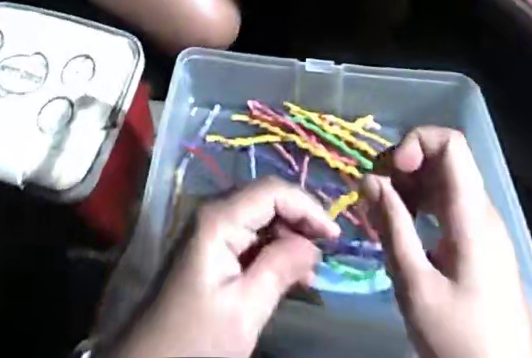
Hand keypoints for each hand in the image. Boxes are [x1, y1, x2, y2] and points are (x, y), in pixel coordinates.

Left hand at [109, 178, 336, 357]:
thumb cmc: (195, 341)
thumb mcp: (244, 312)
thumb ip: (280, 269)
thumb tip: (312, 243)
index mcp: (218, 218)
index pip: (271, 190)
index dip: (307, 206)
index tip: (336, 237)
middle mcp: (211, 212)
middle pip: (265, 198)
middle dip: (299, 218)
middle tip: (327, 252)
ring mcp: (207, 229)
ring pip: (258, 215)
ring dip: (287, 234)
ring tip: (312, 268)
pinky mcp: (207, 248)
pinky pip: (247, 234)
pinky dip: (271, 247)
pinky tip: (289, 272)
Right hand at [363, 128, 531, 357]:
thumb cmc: (462, 342)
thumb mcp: (416, 287)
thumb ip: (392, 227)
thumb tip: (369, 179)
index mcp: (472, 215)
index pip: (451, 142)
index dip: (415, 142)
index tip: (389, 172)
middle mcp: (482, 212)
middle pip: (444, 157)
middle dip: (403, 165)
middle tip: (373, 194)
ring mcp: (483, 230)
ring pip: (443, 180)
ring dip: (408, 186)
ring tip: (379, 214)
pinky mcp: (479, 247)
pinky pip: (447, 205)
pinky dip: (419, 206)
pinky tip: (399, 230)